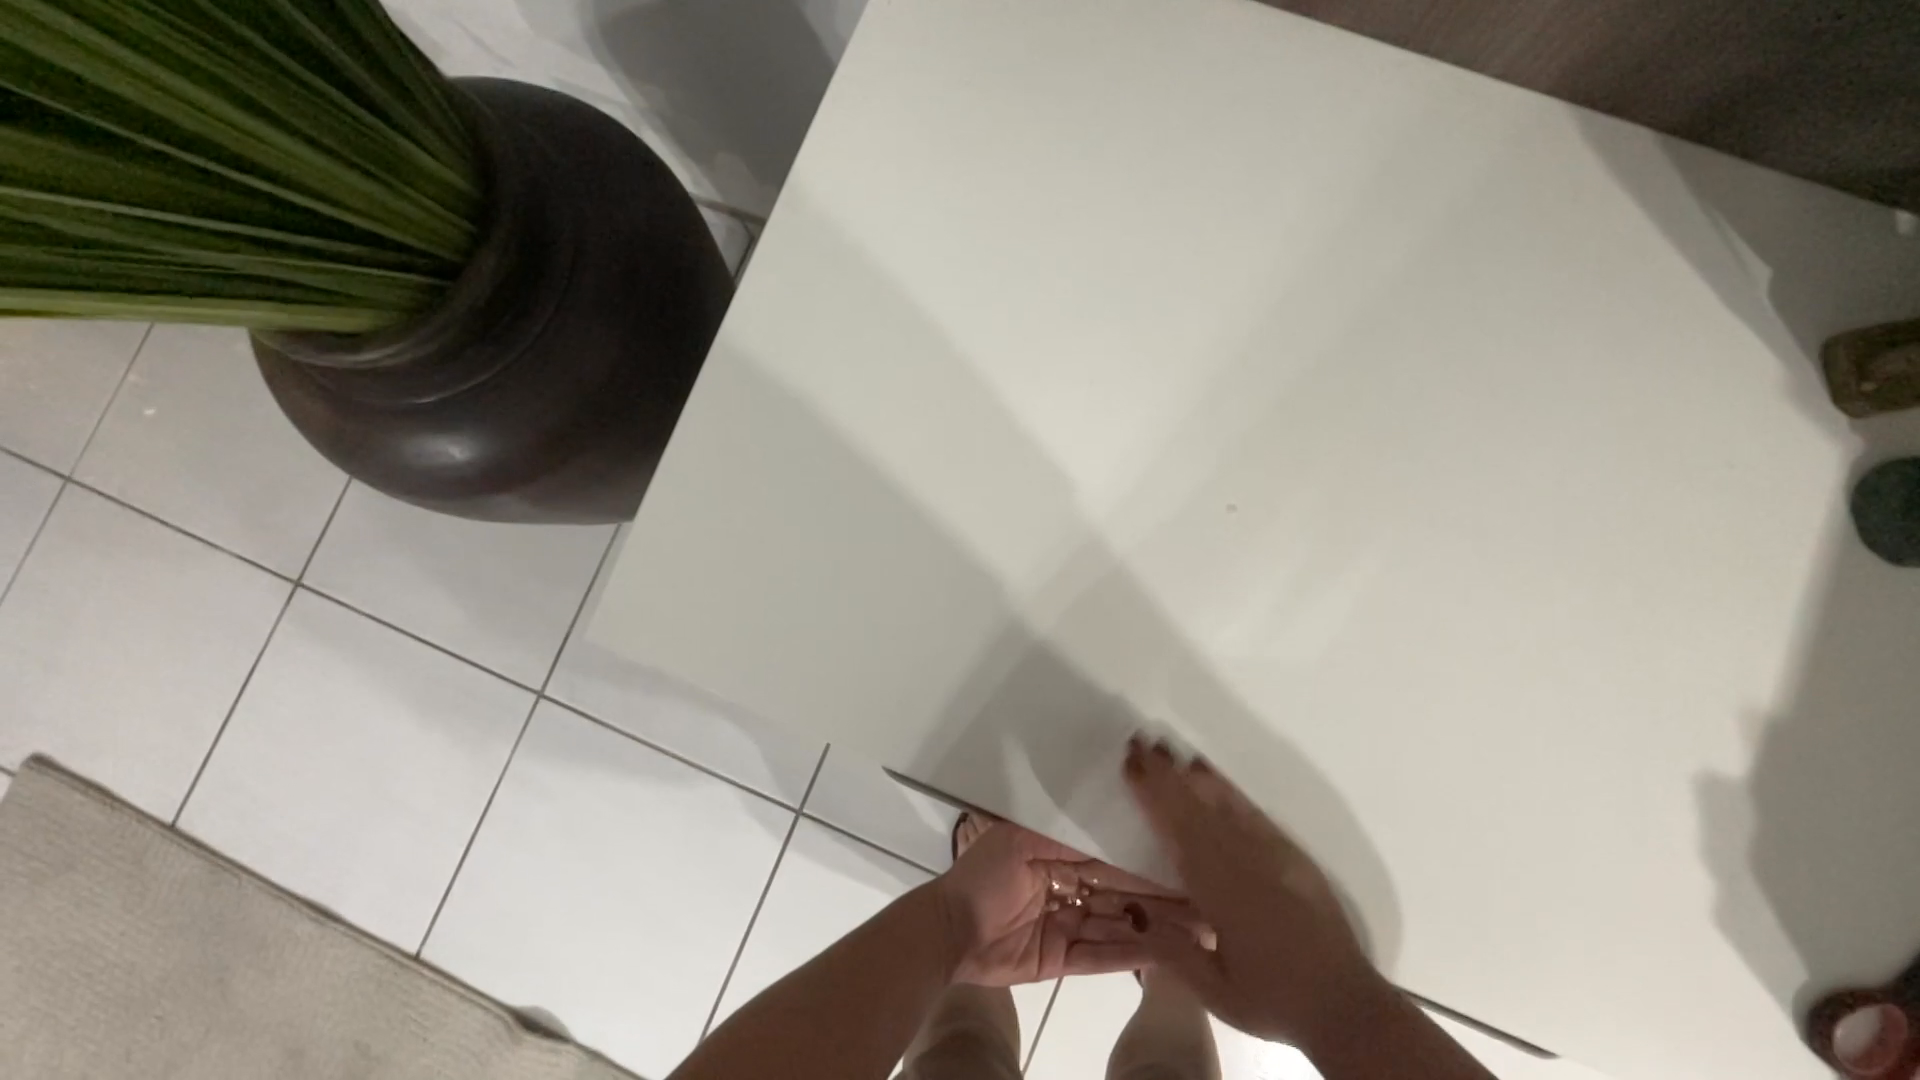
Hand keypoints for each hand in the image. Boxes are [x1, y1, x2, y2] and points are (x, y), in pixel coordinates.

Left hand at [933, 817, 1181, 986]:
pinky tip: (1166, 953)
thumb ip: (1067, 838)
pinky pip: (1101, 957)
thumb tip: (1112, 827)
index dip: (1143, 864)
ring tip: (1197, 928)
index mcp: (1057, 858)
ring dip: (1154, 928)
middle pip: (1120, 896)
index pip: (1109, 861)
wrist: (947, 930)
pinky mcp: (1061, 960)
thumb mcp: (1021, 839)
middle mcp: (1067, 891)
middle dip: (1159, 899)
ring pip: (1117, 926)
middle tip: (1204, 902)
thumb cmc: (982, 876)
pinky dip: (1131, 955)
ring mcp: (1066, 927)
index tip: (1181, 863)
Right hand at [1122, 737, 1392, 1046]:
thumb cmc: (1273, 1001)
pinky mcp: (1292, 856)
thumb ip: (1172, 952)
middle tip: (1140, 742)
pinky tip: (1212, 777)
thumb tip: (1135, 910)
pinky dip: (1228, 791)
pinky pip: (1253, 813)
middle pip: (1198, 809)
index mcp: (1222, 894)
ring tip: (1169, 749)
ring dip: (1194, 775)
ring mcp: (1273, 856)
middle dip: (1166, 774)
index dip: (1153, 796)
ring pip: (1226, 805)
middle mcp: (1246, 864)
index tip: (1131, 767)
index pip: (1179, 833)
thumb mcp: (1215, 993)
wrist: (1346, 1007)